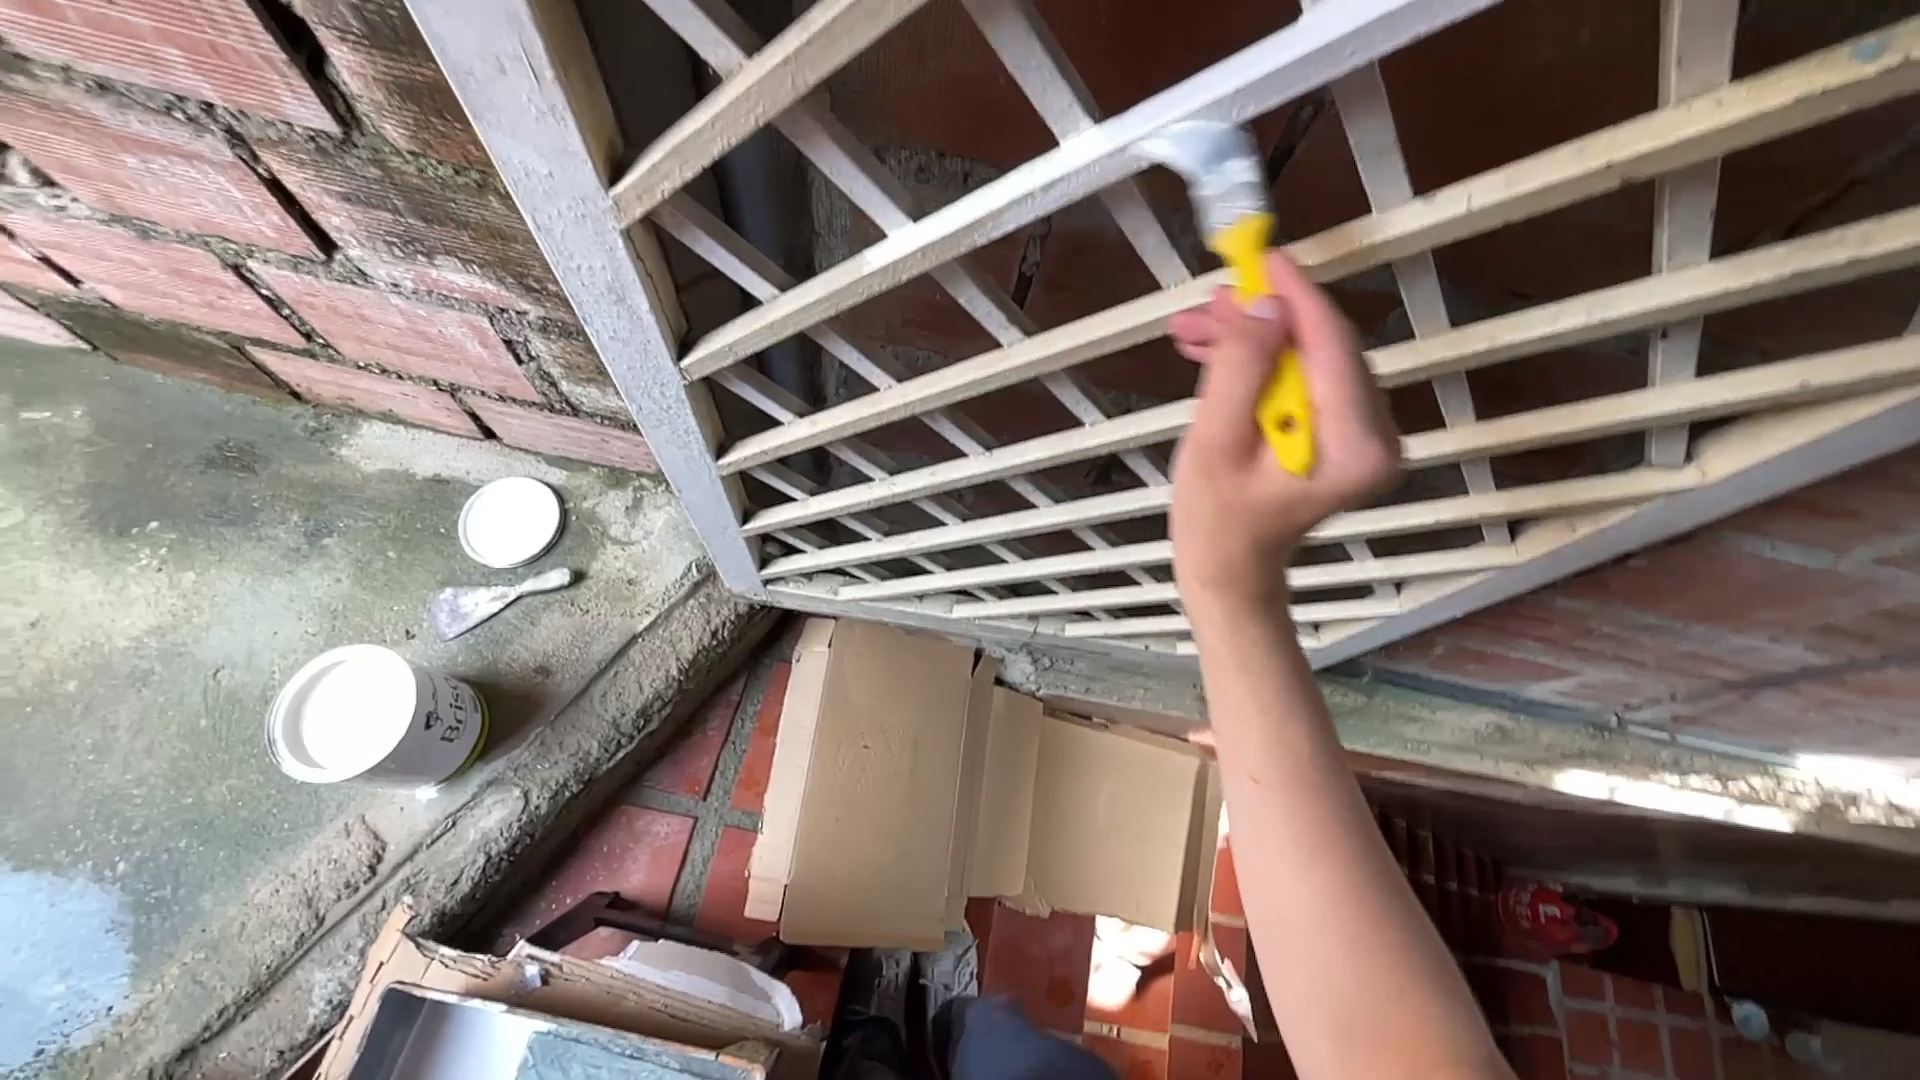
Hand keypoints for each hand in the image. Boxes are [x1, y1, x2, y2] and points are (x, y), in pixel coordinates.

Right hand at [1168, 250, 1401, 610]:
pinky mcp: (1347, 432)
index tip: (1260, 257)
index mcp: (1354, 445)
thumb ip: (1240, 372)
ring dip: (1253, 340)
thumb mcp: (1215, 443)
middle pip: (1322, 348)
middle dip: (1261, 320)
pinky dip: (1263, 364)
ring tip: (1194, 332)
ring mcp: (1366, 435)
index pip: (1332, 347)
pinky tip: (1216, 353)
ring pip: (1310, 358)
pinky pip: (1305, 379)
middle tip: (1204, 306)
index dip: (1295, 295)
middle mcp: (1378, 435)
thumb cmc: (1215, 519)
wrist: (1231, 567)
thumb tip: (1264, 305)